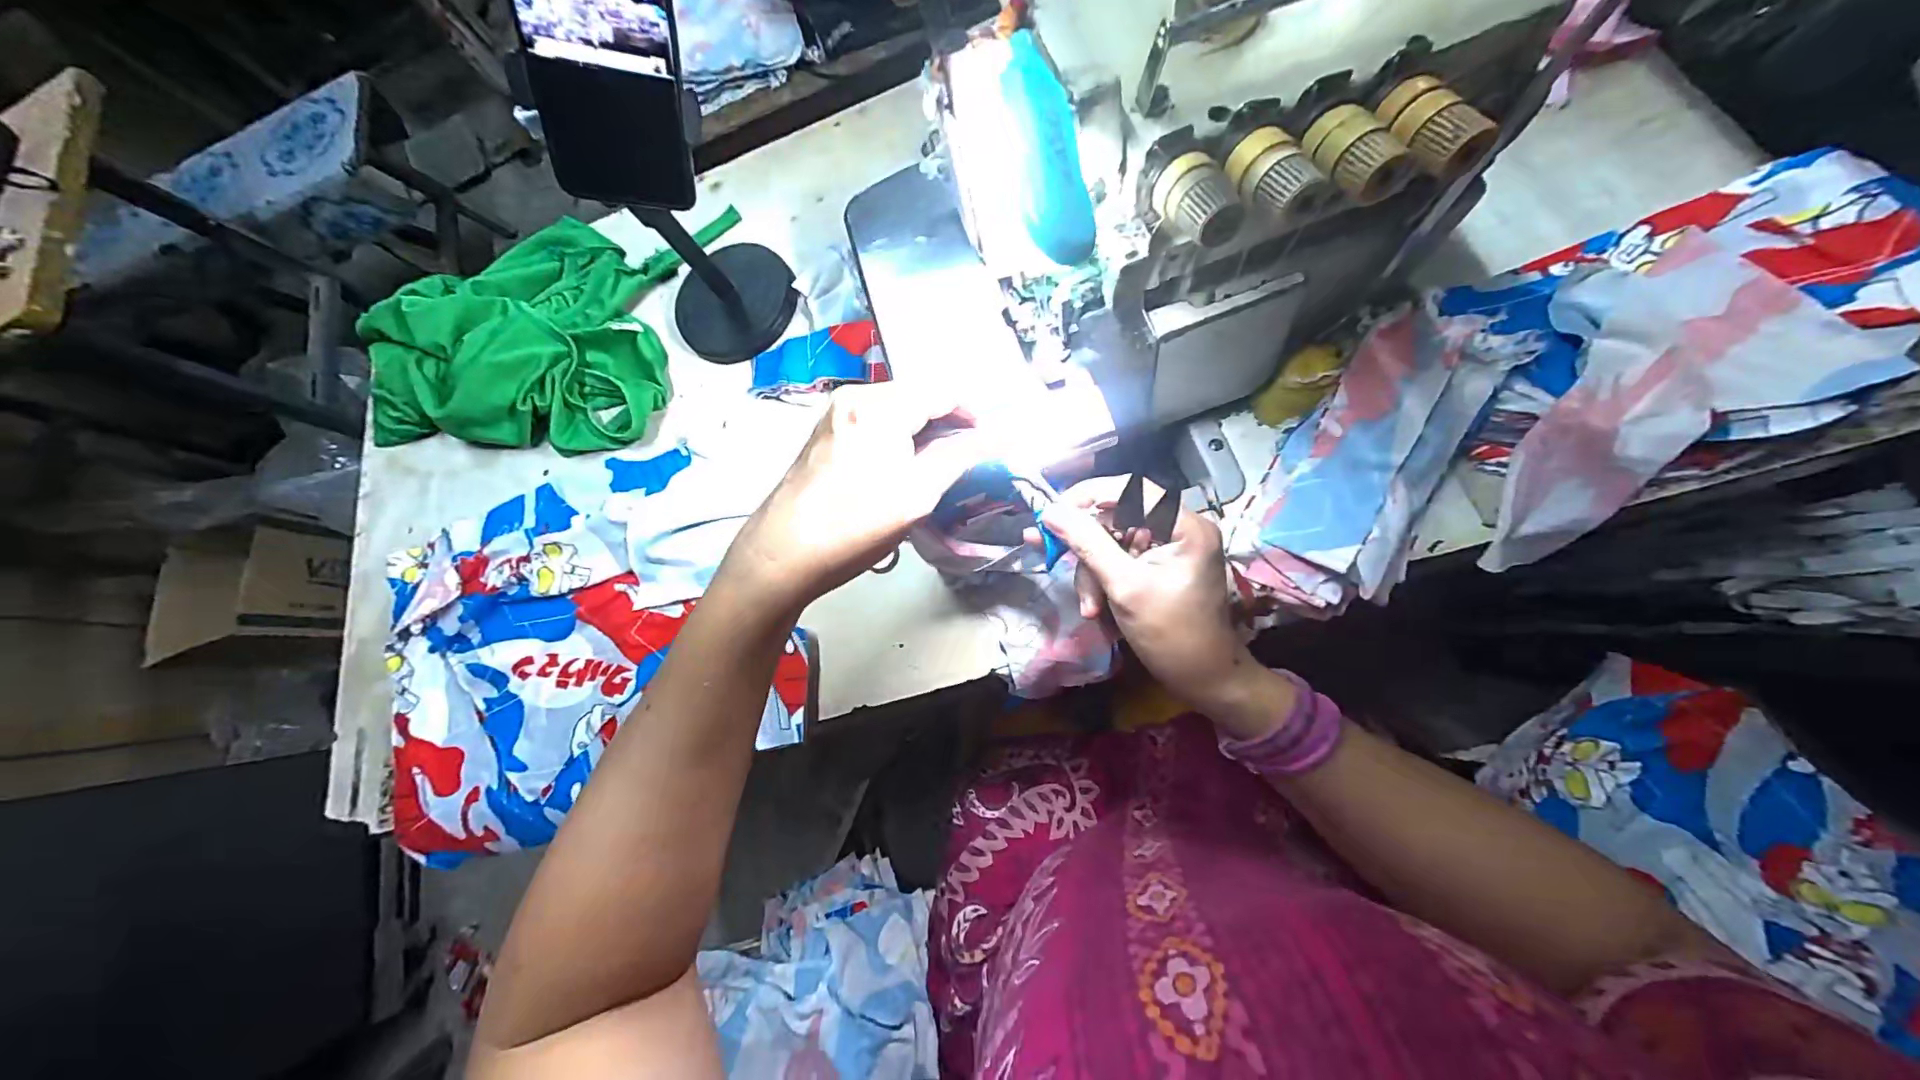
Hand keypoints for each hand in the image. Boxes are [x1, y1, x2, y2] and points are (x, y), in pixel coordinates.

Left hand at [719, 382, 985, 616]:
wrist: (782, 553)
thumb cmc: (855, 524)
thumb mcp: (918, 493)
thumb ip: (959, 457)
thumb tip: (994, 436)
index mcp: (879, 406)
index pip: (941, 392)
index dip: (970, 415)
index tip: (988, 442)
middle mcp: (852, 399)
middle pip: (914, 398)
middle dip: (944, 424)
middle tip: (965, 459)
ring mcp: (833, 417)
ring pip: (892, 414)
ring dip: (918, 435)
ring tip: (934, 470)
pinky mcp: (822, 437)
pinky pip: (870, 427)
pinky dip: (892, 442)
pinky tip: (898, 472)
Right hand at [1040, 477, 1294, 738]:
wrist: (1205, 679)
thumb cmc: (1171, 634)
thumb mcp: (1123, 586)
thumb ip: (1087, 544)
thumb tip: (1051, 512)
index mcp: (1184, 525)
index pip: (1130, 488)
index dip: (1087, 496)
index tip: (1053, 513)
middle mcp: (1180, 527)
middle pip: (1117, 516)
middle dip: (1086, 546)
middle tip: (1051, 557)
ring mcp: (1170, 547)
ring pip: (1113, 540)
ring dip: (1093, 572)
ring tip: (1090, 608)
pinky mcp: (1160, 565)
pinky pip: (1121, 559)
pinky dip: (1103, 580)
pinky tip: (1096, 607)